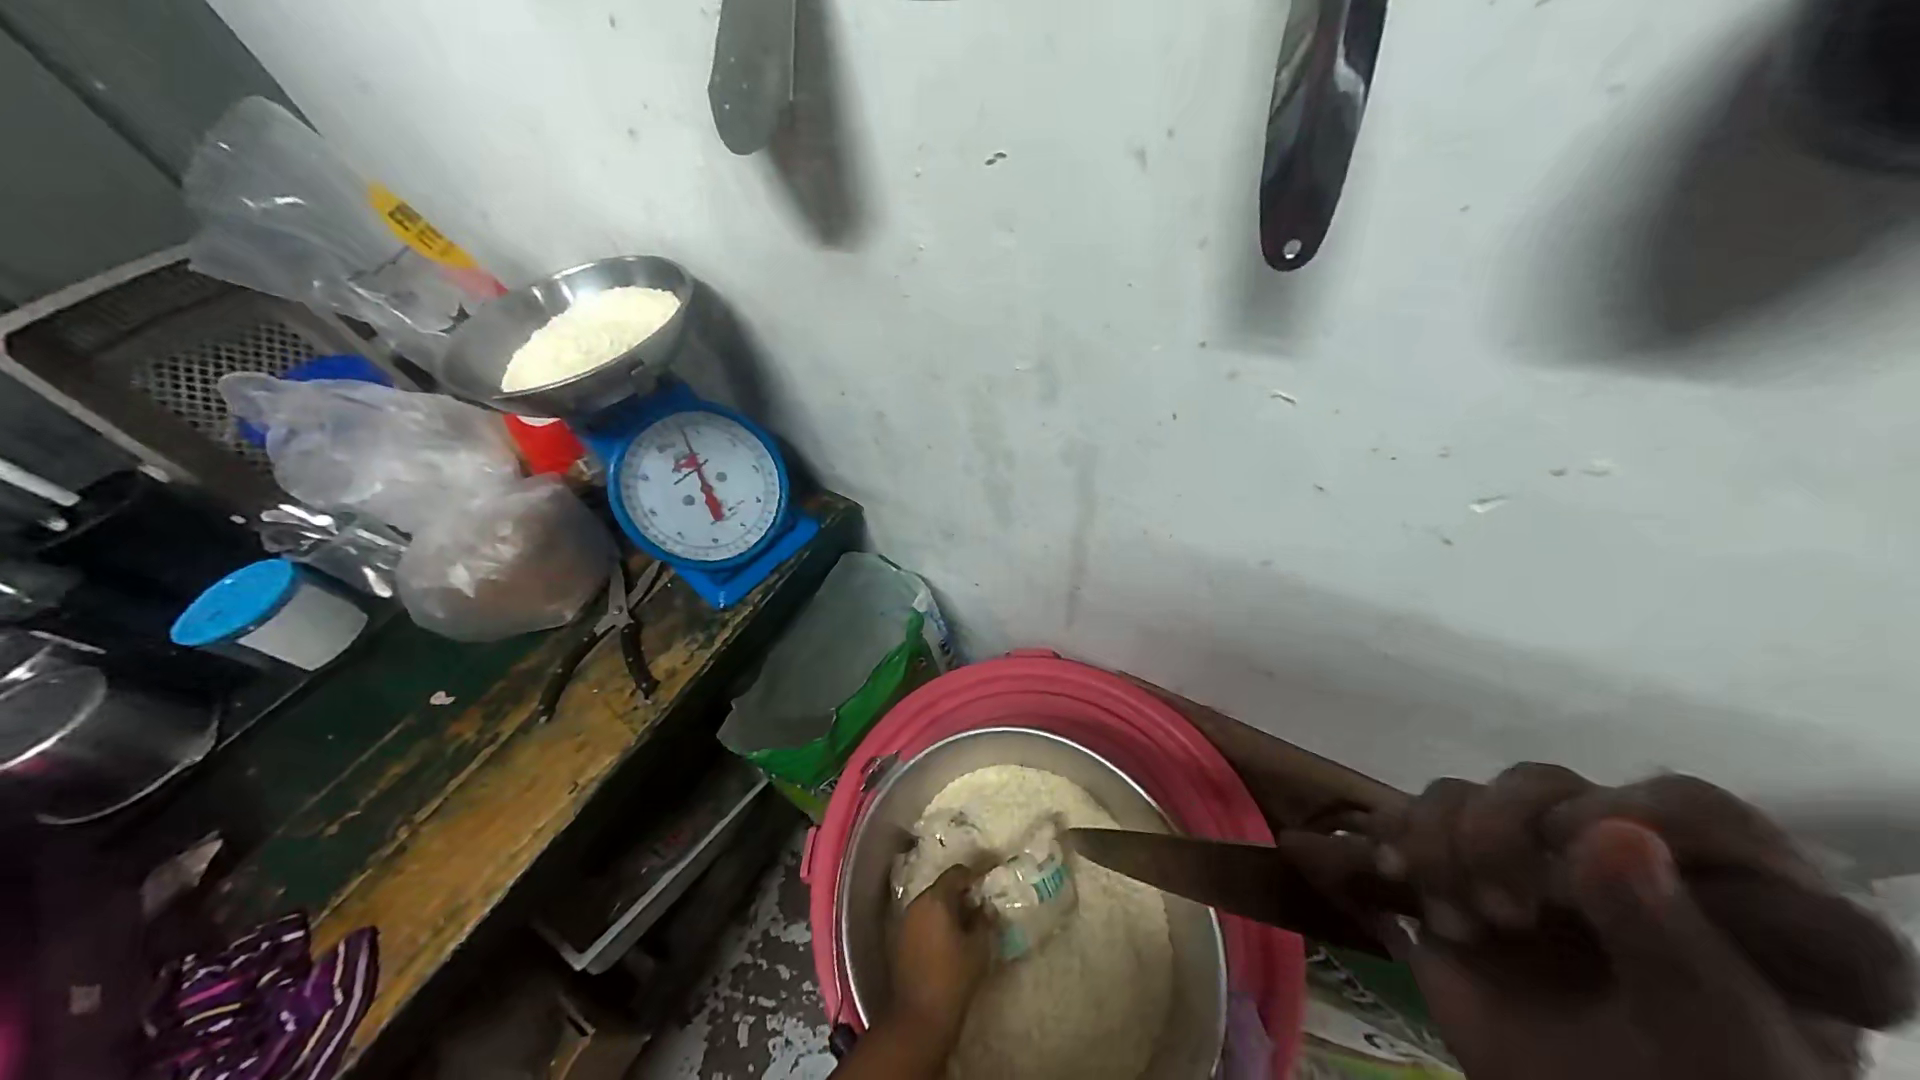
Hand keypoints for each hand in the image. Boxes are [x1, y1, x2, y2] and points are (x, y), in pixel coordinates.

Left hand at [891, 864, 991, 1046]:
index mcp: (936, 899)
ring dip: (946, 910)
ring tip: (965, 926)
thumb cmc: (954, 977)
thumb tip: (984, 906)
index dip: (973, 876)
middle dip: (959, 894)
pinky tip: (947, 941)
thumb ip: (984, 920)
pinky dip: (934, 924)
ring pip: (929, 906)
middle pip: (941, 888)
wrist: (918, 1016)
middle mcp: (916, 904)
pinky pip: (920, 921)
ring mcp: (904, 922)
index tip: (986, 885)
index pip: (956, 874)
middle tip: (978, 908)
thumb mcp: (979, 947)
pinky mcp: (898, 941)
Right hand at [1281, 767, 1913, 1079]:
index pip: (1681, 805)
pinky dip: (1397, 836)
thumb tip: (1617, 833)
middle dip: (1502, 835)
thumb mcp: (1713, 1040)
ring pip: (1464, 793)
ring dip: (1441, 843)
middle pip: (1543, 786)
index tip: (1575, 859)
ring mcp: (1523, 857)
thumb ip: (1674, 945)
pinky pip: (1409, 813)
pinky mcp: (1452, 867)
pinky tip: (1401, 877)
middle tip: (1506, 916)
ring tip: (1458, 925)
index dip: (1627, 815)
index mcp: (1713, 883)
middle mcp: (1612, 851)